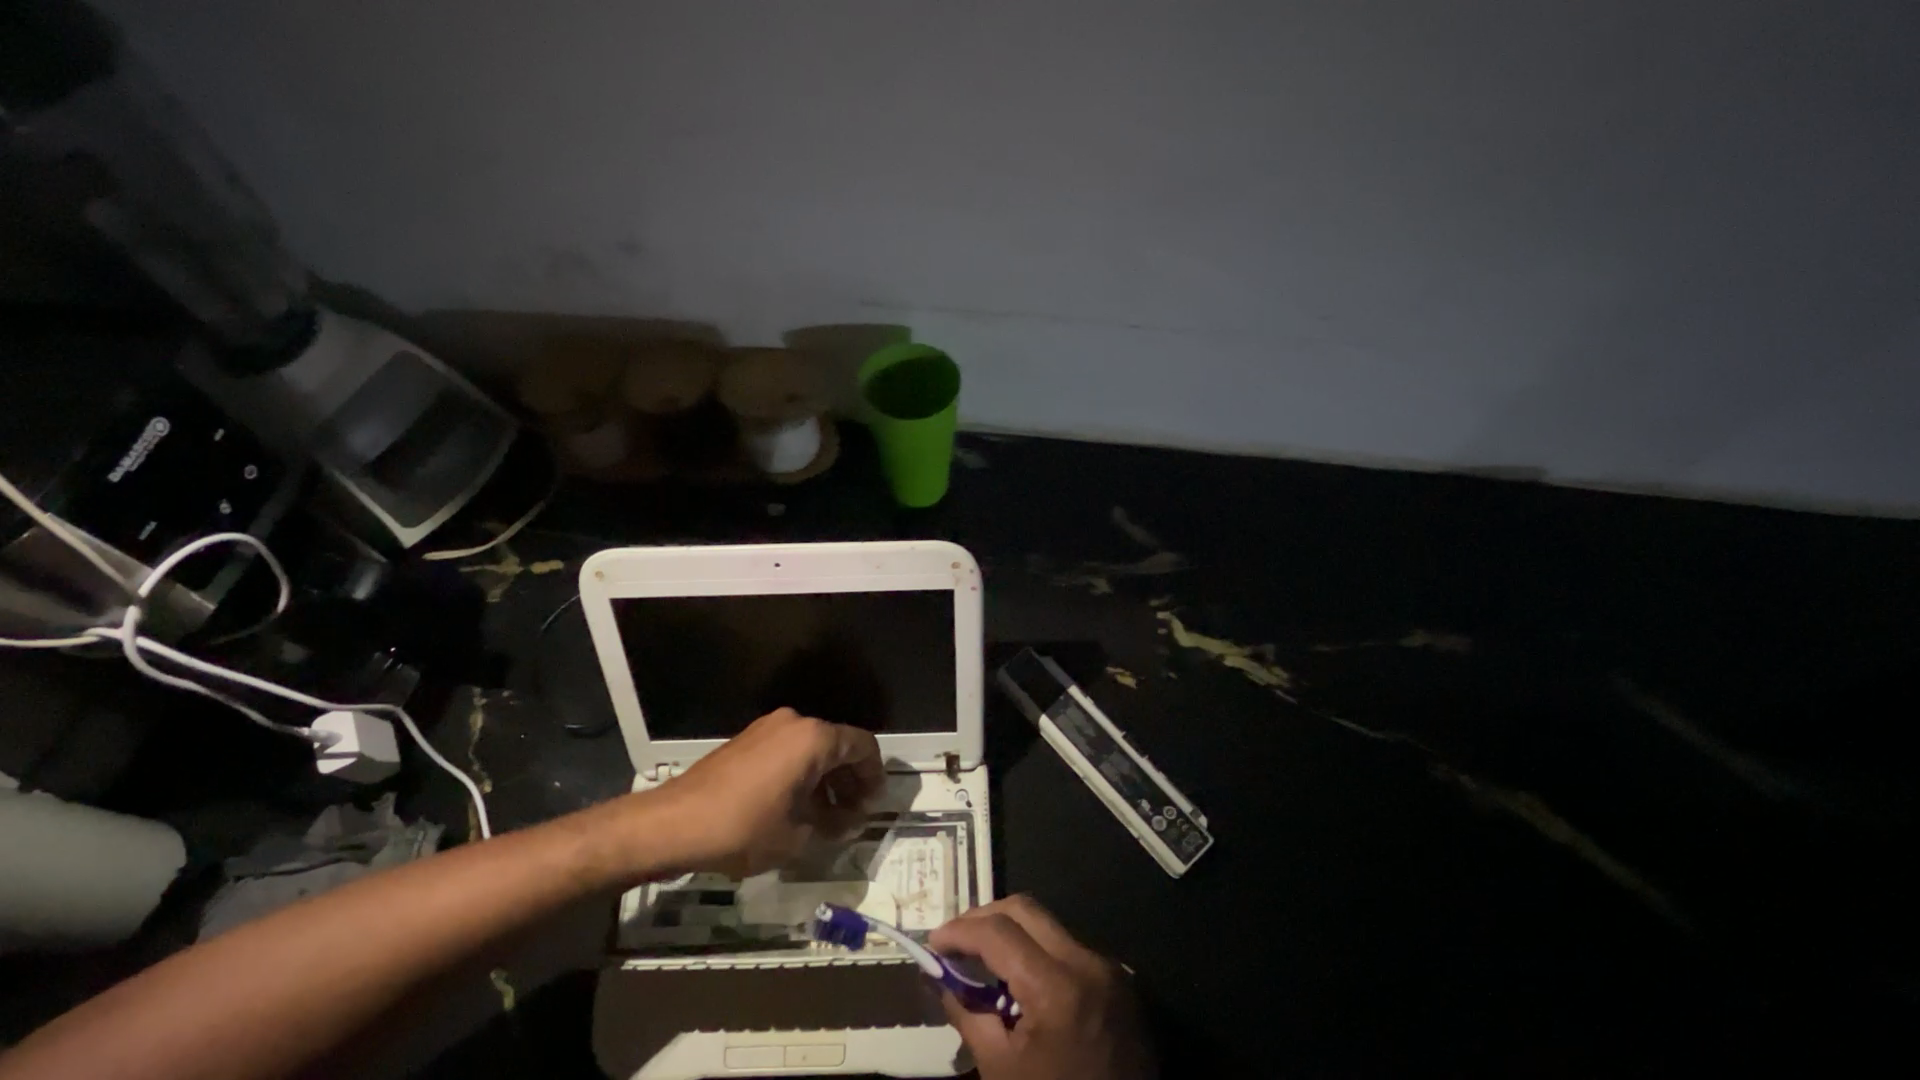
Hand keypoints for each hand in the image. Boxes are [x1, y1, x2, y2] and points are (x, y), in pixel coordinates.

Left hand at [643, 707, 883, 877]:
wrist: (675, 824)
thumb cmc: (746, 828)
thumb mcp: (799, 836)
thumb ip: (833, 825)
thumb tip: (848, 822)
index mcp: (814, 738)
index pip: (864, 746)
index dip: (874, 777)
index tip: (871, 808)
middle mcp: (794, 723)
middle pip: (838, 745)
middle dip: (850, 780)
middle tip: (851, 817)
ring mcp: (766, 729)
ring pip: (811, 750)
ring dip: (825, 780)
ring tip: (824, 820)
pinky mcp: (745, 742)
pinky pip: (787, 753)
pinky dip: (800, 775)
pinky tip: (795, 809)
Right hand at [931, 896, 1153, 1079]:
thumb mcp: (999, 1068)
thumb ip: (966, 1013)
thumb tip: (937, 977)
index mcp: (1057, 988)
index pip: (998, 933)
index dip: (959, 931)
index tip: (933, 944)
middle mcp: (1086, 963)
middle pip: (1025, 910)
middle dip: (983, 918)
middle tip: (956, 943)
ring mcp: (1108, 969)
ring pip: (1048, 925)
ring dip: (1011, 933)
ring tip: (983, 960)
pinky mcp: (1119, 980)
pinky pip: (1069, 948)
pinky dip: (1037, 951)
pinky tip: (1019, 979)